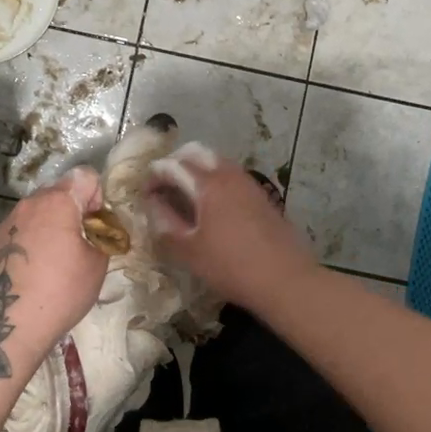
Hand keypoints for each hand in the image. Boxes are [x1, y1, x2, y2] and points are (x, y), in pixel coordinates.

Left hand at [0, 166, 109, 349]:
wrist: (10, 323)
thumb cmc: (61, 291)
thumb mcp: (97, 264)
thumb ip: (101, 237)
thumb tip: (94, 232)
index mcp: (58, 201)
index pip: (86, 176)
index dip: (97, 196)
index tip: (96, 224)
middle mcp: (30, 203)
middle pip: (60, 191)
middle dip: (74, 209)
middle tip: (81, 241)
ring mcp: (9, 220)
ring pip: (39, 209)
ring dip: (52, 223)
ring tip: (57, 257)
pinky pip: (23, 227)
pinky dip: (33, 237)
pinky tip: (36, 267)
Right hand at [145, 143, 319, 308]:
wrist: (286, 279)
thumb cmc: (231, 267)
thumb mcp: (188, 251)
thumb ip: (165, 224)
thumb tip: (152, 204)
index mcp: (207, 184)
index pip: (171, 165)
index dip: (153, 176)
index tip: (145, 194)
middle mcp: (228, 174)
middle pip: (195, 152)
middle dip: (174, 163)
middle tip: (163, 187)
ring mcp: (248, 183)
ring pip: (215, 161)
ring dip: (196, 169)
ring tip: (185, 196)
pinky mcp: (261, 195)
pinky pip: (231, 175)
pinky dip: (214, 179)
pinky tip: (211, 207)